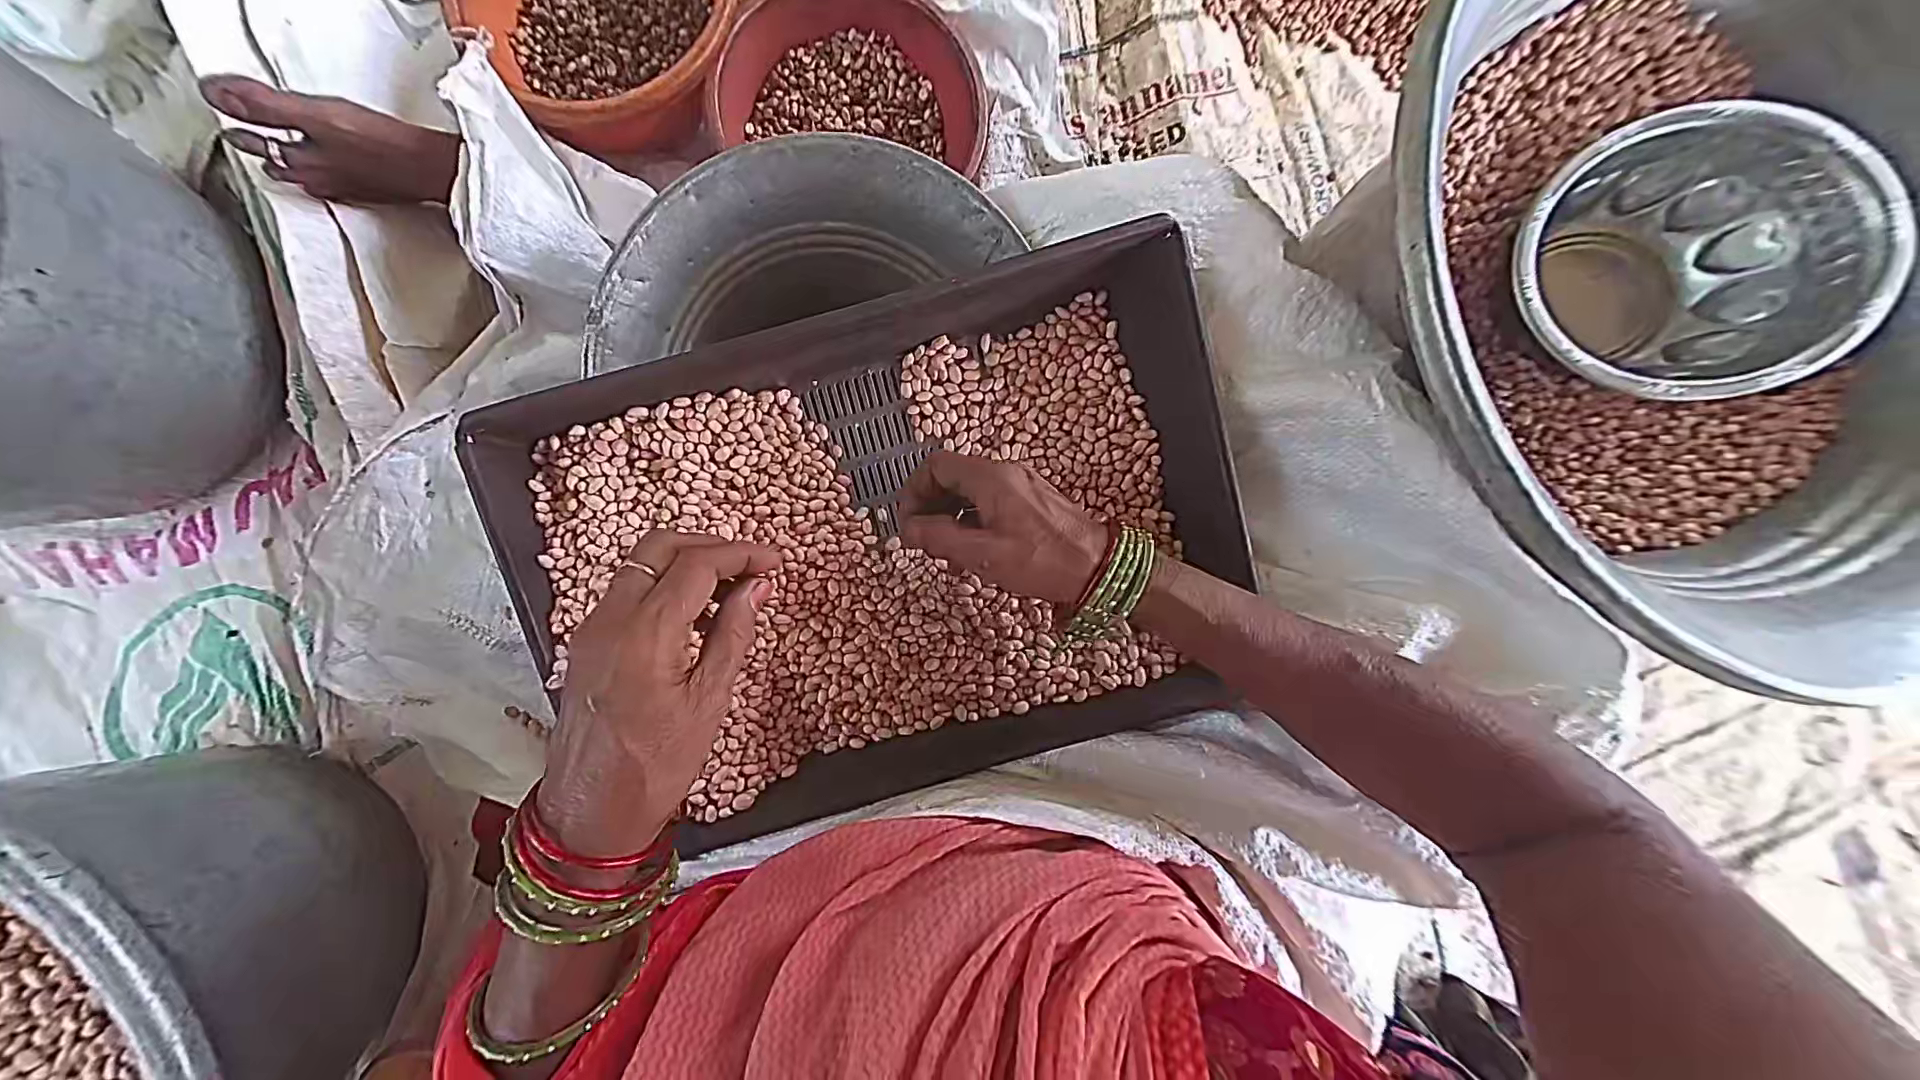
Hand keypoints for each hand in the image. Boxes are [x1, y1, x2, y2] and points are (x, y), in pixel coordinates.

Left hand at [198, 75, 461, 203]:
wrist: (434, 170)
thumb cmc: (382, 145)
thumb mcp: (316, 115)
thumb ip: (264, 106)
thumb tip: (214, 95)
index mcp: (303, 164)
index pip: (259, 145)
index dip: (241, 133)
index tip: (230, 128)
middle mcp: (322, 183)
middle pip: (285, 169)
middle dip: (269, 159)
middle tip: (255, 147)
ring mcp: (351, 191)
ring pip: (311, 182)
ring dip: (298, 173)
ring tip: (291, 165)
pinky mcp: (376, 194)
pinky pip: (341, 190)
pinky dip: (330, 183)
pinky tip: (335, 180)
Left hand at [537, 532, 780, 857]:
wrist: (590, 812)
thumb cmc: (655, 766)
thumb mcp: (710, 701)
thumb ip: (734, 633)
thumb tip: (757, 587)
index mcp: (645, 635)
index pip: (697, 564)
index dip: (741, 553)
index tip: (772, 561)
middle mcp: (610, 619)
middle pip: (661, 545)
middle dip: (712, 545)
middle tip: (751, 566)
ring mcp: (592, 627)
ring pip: (642, 563)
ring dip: (688, 562)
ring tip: (731, 589)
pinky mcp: (588, 641)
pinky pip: (629, 590)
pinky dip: (666, 585)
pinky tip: (697, 613)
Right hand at [899, 452, 1106, 605]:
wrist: (1098, 567)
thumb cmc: (1045, 561)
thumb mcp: (983, 554)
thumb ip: (939, 539)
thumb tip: (908, 530)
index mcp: (991, 478)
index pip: (936, 465)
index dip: (914, 491)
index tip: (908, 520)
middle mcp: (1005, 474)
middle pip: (951, 477)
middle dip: (931, 508)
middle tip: (924, 539)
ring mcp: (1020, 486)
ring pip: (970, 492)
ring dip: (951, 518)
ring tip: (947, 552)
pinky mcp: (1031, 501)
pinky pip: (990, 502)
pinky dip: (973, 521)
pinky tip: (974, 551)